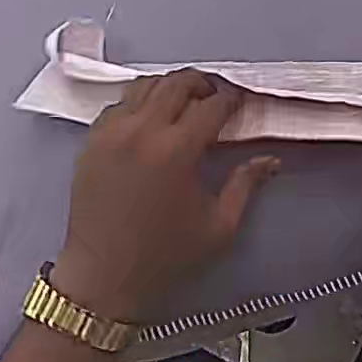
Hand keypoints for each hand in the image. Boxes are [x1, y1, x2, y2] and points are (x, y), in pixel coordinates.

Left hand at [50, 70, 279, 321]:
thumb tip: (270, 159)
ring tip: (185, 101)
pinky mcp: (91, 141)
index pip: (212, 105)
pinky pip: (118, 103)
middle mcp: (142, 131)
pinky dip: (140, 100)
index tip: (241, 102)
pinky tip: (151, 117)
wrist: (104, 277)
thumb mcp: (219, 225)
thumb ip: (246, 184)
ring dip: (170, 86)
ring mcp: (111, 133)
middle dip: (203, 83)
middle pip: (177, 83)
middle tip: (216, 96)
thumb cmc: (166, 255)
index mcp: (177, 150)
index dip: (232, 99)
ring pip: (145, 85)